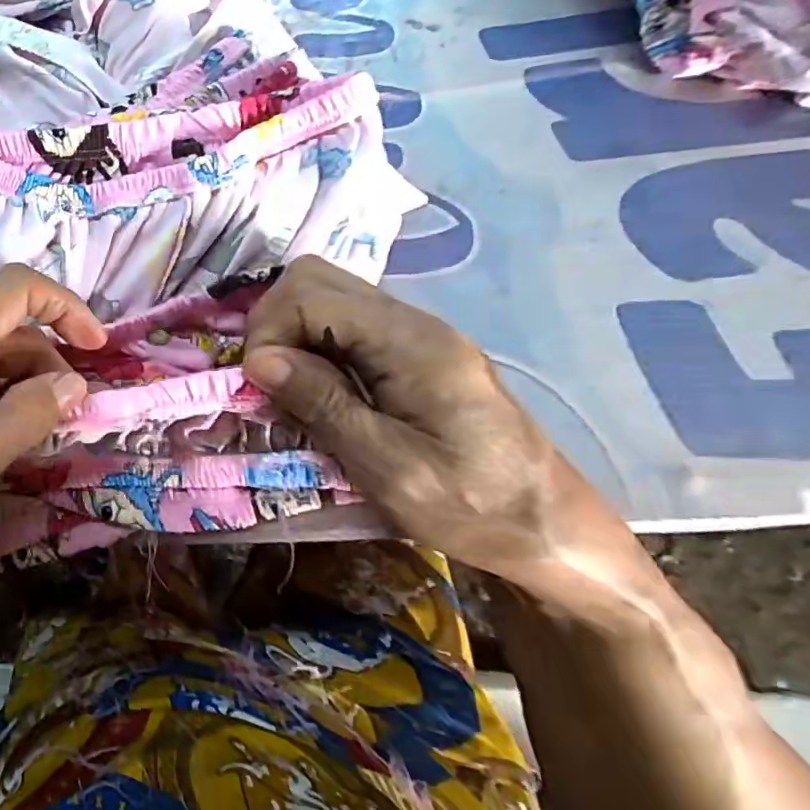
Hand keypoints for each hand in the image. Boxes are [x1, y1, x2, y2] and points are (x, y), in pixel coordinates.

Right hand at [241, 256, 640, 590]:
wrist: (551, 531)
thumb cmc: (472, 509)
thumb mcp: (389, 470)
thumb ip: (324, 407)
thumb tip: (258, 360)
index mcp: (413, 345)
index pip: (309, 292)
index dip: (268, 331)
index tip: (261, 386)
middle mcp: (413, 323)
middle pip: (312, 278)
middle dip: (272, 325)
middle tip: (268, 381)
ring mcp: (413, 334)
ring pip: (322, 296)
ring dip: (288, 336)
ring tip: (288, 390)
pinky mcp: (408, 351)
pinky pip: (339, 324)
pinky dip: (308, 348)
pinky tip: (314, 391)